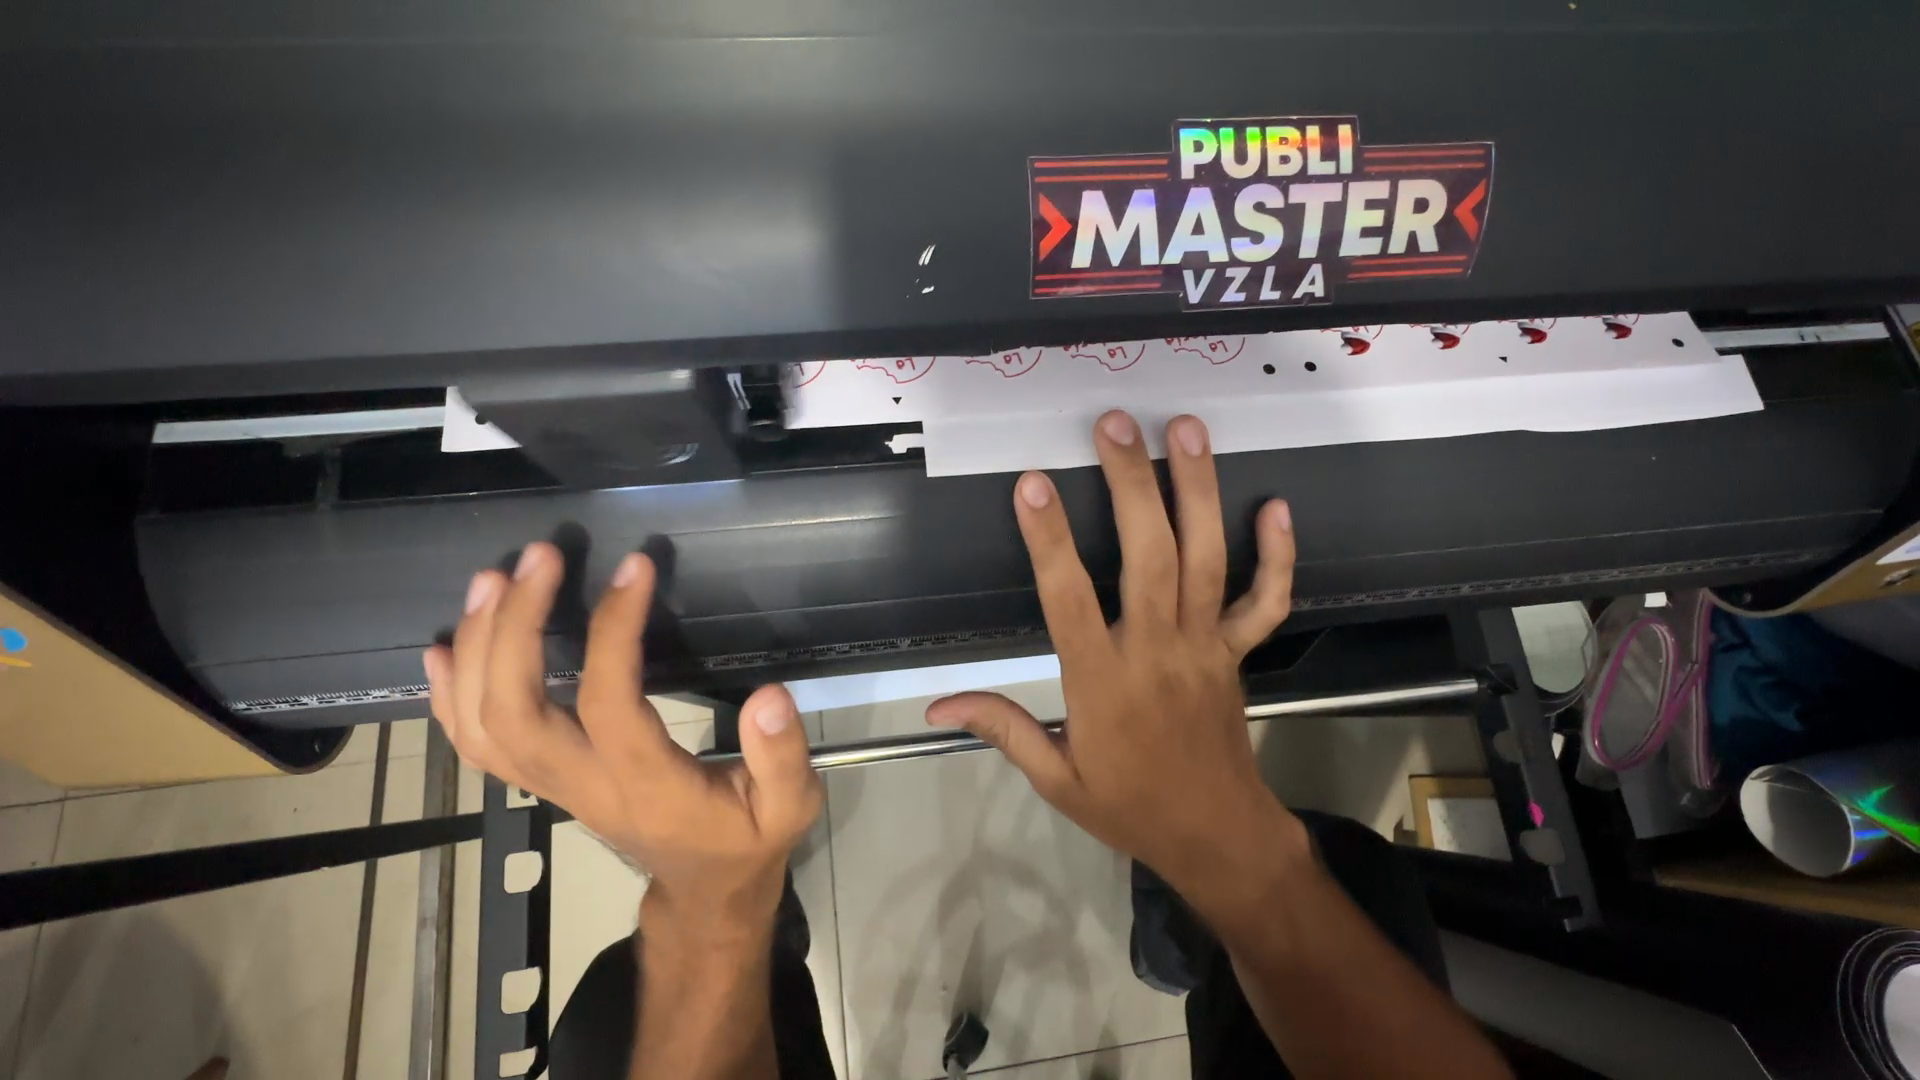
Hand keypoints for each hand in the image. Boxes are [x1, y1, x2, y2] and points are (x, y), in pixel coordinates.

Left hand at [422, 543, 822, 938]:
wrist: (704, 892)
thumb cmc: (747, 839)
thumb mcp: (790, 806)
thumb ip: (781, 756)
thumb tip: (770, 697)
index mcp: (646, 785)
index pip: (608, 702)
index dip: (613, 631)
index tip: (634, 568)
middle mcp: (584, 784)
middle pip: (515, 711)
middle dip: (517, 627)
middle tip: (539, 559)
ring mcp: (555, 786)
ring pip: (483, 724)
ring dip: (479, 648)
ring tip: (493, 581)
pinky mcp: (545, 781)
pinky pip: (476, 743)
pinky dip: (449, 694)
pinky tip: (445, 647)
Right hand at [927, 411, 1305, 918]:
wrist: (1216, 836)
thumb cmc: (1128, 805)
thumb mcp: (1054, 778)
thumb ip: (1002, 728)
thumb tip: (937, 706)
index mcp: (1102, 682)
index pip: (1069, 599)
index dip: (1049, 539)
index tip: (1034, 483)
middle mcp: (1157, 651)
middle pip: (1149, 557)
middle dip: (1132, 484)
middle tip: (1115, 425)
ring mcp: (1205, 647)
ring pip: (1206, 560)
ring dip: (1198, 492)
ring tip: (1188, 431)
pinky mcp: (1237, 652)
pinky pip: (1266, 601)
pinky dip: (1277, 555)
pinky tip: (1275, 505)